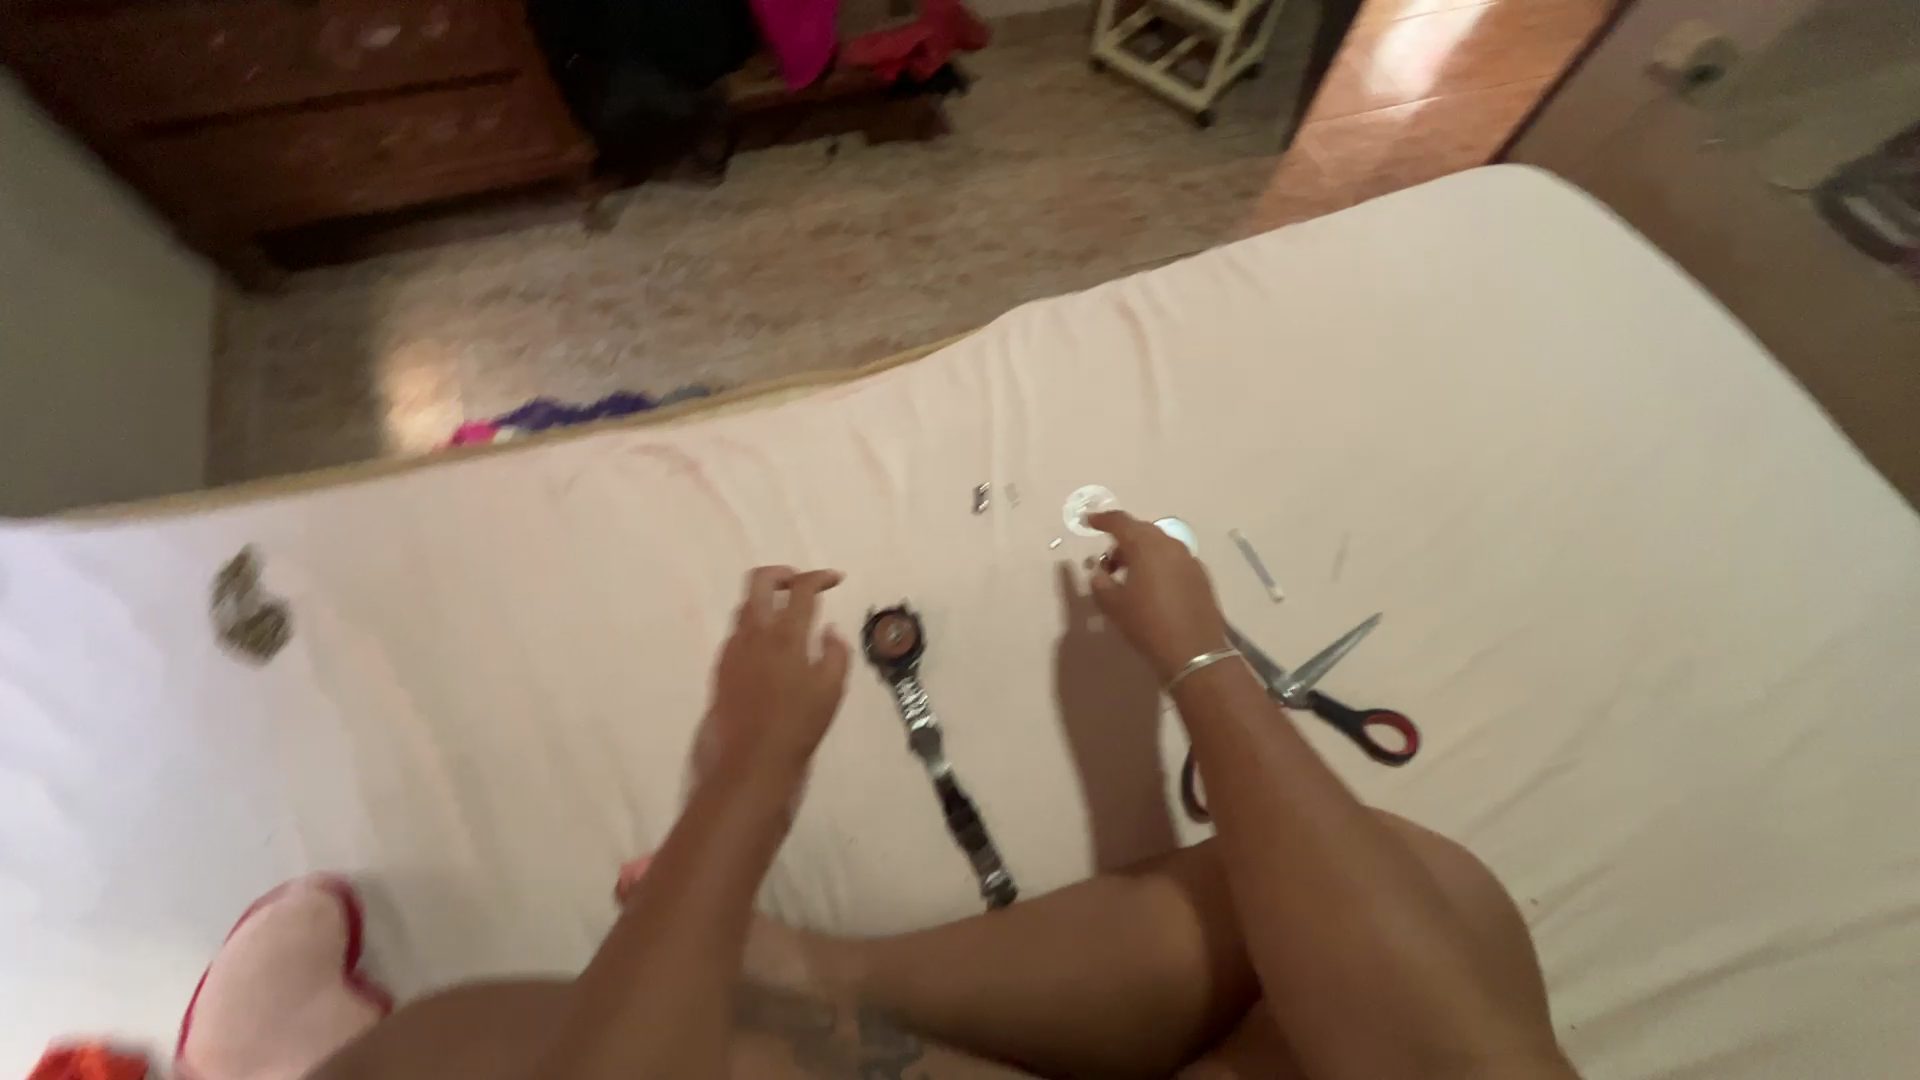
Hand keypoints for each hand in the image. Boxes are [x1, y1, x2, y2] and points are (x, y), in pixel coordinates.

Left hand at [702, 566, 852, 782]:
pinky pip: (737, 633)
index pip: (801, 588)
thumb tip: (829, 630)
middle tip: (801, 586)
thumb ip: (835, 653)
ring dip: (767, 601)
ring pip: (745, 606)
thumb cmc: (799, 726)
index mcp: (787, 636)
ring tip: (788, 619)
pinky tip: (770, 651)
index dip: (819, 577)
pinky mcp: (721, 667)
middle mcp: (755, 634)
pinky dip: (755, 628)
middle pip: (759, 580)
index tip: (834, 580)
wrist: (750, 762)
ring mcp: (733, 649)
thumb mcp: (832, 690)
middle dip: (782, 574)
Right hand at [1086, 511, 1229, 681]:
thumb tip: (1100, 573)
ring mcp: (1189, 559)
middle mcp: (1170, 545)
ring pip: (1160, 544)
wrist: (1194, 652)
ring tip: (1128, 576)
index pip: (1120, 522)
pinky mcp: (1201, 575)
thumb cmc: (1147, 624)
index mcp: (1145, 546)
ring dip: (1141, 552)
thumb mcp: (1113, 606)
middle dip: (1122, 539)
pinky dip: (1159, 564)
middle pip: (1142, 530)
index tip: (1088, 521)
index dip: (1102, 519)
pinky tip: (1153, 587)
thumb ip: (1100, 583)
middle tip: (1108, 561)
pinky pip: (1174, 559)